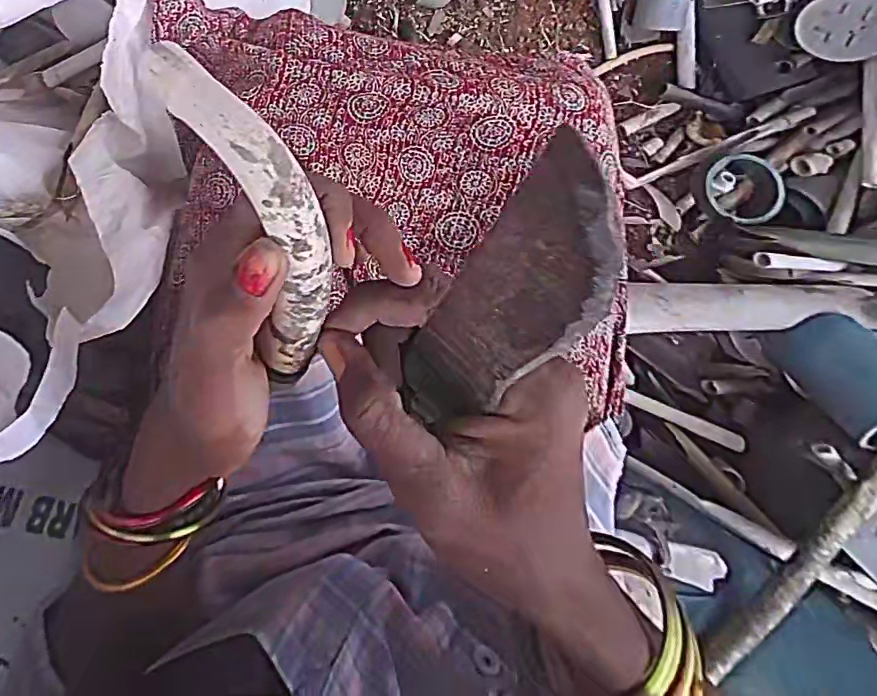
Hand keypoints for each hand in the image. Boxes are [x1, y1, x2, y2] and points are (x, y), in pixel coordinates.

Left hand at [122, 178, 420, 511]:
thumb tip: (268, 252)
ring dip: (370, 240)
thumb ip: (236, 306)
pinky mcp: (295, 293)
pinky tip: (387, 283)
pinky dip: (367, 265)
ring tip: (401, 274)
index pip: (278, 193)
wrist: (206, 436)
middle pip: (313, 201)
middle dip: (359, 221)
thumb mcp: (216, 357)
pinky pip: (334, 262)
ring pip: (329, 227)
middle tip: (393, 267)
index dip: (321, 206)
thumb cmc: (205, 400)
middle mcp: (252, 248)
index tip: (348, 255)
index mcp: (227, 250)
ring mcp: (276, 269)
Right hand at [319, 319, 650, 691]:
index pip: (444, 298)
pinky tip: (405, 407)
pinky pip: (435, 345)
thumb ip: (376, 416)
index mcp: (529, 366)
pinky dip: (404, 368)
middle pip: (431, 307)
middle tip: (368, 391)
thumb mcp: (428, 486)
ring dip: (391, 360)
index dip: (384, 303)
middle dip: (383, 343)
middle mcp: (527, 347)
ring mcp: (512, 356)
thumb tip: (332, 344)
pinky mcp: (496, 369)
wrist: (544, 578)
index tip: (337, 331)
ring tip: (396, 414)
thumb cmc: (500, 541)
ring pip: (426, 324)